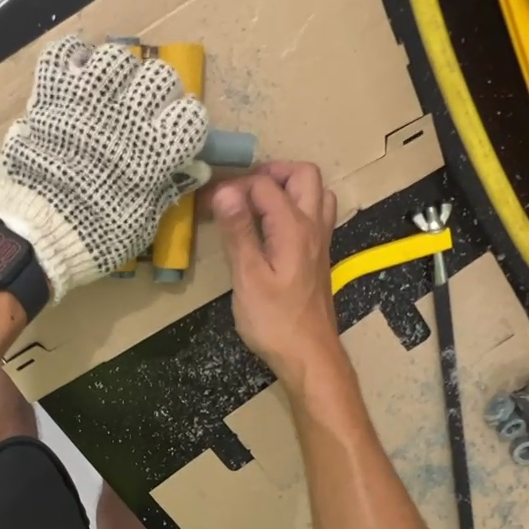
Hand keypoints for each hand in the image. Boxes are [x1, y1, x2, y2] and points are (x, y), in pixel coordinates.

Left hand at [0, 36, 209, 302]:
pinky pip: (62, 53)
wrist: (37, 236)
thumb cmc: (95, 238)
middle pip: (159, 76)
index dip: (187, 124)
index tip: (177, 136)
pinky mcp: (50, 96)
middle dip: (158, 93)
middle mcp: (124, 117)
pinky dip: (71, 57)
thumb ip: (168, 191)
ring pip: (115, 58)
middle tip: (145, 112)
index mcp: (153, 151)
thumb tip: (195, 171)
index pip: (191, 115)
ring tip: (110, 94)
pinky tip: (77, 73)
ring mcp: (85, 101)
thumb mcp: (142, 225)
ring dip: (118, 73)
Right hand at [209, 162, 343, 385]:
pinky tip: (273, 229)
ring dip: (289, 188)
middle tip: (241, 190)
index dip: (235, 186)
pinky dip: (296, 208)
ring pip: (315, 193)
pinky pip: (315, 215)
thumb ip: (238, 232)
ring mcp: (320, 241)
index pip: (264, 185)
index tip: (209, 202)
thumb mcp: (248, 277)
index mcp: (293, 227)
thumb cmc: (274, 321)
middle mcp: (313, 226)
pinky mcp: (318, 257)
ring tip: (258, 204)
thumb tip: (224, 190)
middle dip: (272, 173)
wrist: (309, 355)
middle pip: (304, 174)